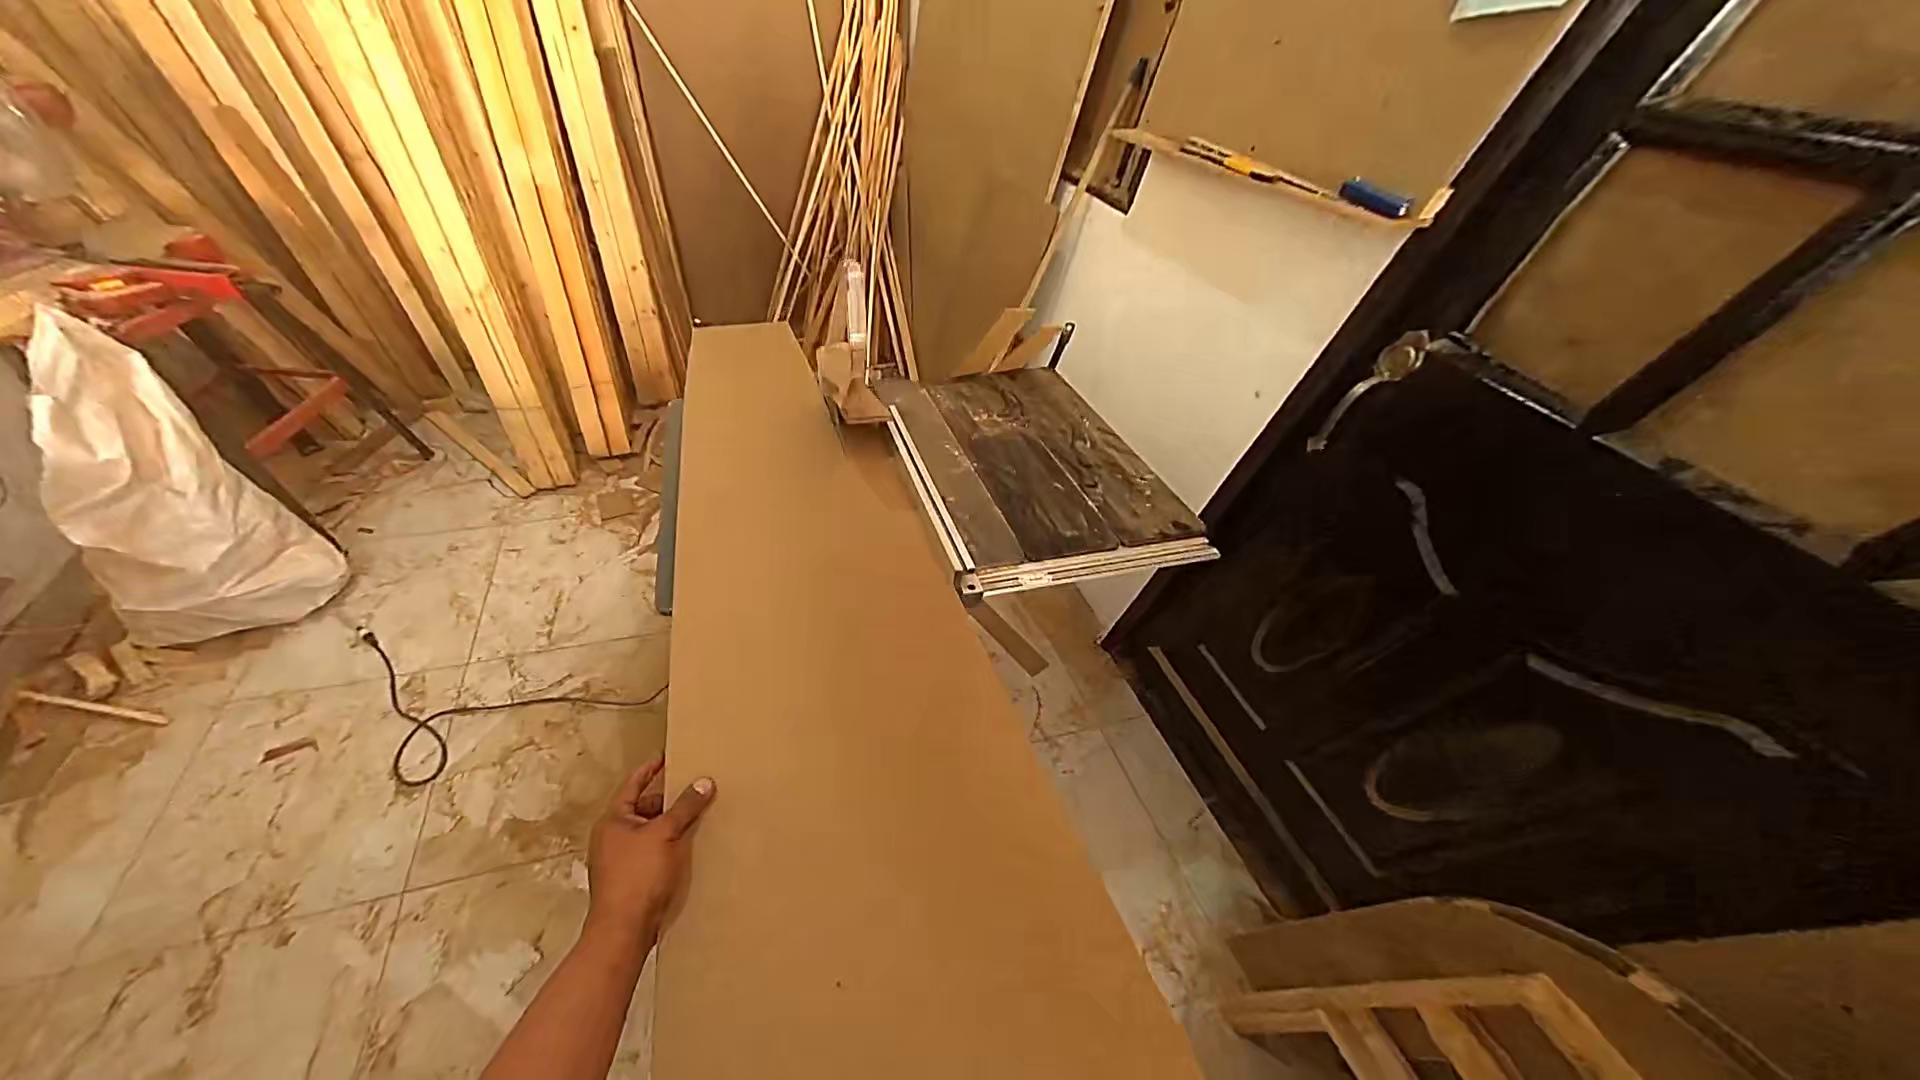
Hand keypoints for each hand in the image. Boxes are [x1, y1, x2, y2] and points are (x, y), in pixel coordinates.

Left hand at [585, 759, 715, 950]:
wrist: (624, 930)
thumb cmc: (638, 875)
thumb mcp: (665, 833)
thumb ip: (685, 806)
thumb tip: (704, 781)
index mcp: (613, 820)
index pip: (633, 784)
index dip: (651, 768)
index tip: (668, 755)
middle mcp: (613, 837)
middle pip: (644, 807)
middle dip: (669, 797)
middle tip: (694, 784)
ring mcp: (621, 859)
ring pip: (651, 829)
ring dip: (672, 821)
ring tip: (699, 810)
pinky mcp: (633, 877)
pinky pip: (655, 849)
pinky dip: (672, 841)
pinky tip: (692, 841)